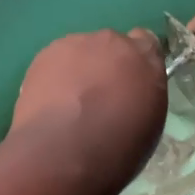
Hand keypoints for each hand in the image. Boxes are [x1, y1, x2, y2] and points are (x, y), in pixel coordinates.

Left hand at [9, 29, 166, 192]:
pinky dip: (55, 76)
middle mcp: (113, 42)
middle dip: (106, 66)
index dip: (136, 62)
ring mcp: (77, 43)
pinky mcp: (47, 52)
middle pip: (111, 45)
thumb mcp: (148, 125)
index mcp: (144, 59)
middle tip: (97, 98)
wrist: (63, 152)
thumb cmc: (115, 149)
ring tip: (68, 104)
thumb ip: (142, 96)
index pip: (146, 43)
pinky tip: (50, 103)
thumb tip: (128, 93)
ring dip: (79, 69)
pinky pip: (56, 60)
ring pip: (81, 51)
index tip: (129, 83)